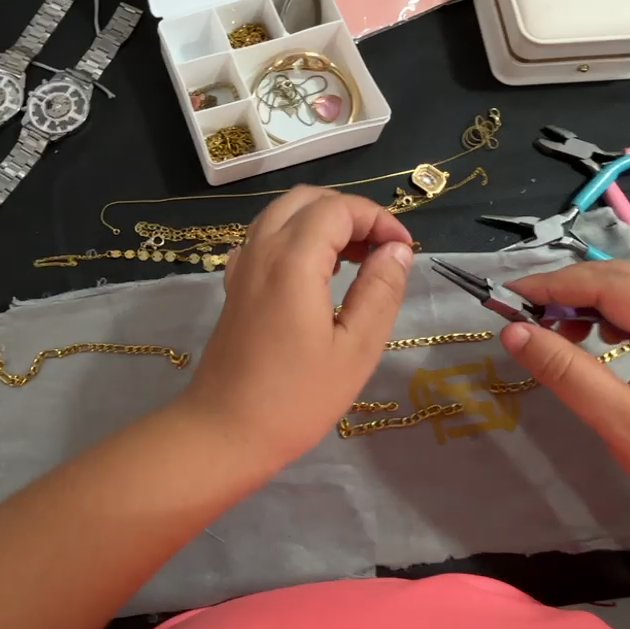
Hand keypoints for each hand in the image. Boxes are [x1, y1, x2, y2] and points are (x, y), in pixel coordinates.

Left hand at [176, 187, 413, 469]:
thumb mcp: (354, 350)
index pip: (338, 209)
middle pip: (307, 200)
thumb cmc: (296, 398)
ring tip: (357, 260)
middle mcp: (261, 250)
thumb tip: (397, 250)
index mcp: (291, 260)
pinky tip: (317, 273)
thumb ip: (380, 292)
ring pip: (282, 214)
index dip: (377, 218)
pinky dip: (296, 236)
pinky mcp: (234, 283)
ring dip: (322, 221)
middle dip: (350, 213)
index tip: (404, 251)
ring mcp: (242, 265)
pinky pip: (265, 237)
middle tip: (382, 250)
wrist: (224, 429)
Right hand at [499, 261, 629, 536]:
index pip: (617, 286)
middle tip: (523, 310)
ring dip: (590, 299)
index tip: (508, 295)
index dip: (558, 285)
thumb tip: (511, 331)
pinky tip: (596, 337)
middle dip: (571, 288)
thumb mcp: (622, 423)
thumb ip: (566, 372)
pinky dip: (613, 314)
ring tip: (556, 329)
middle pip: (629, 278)